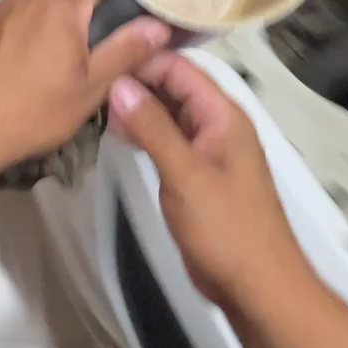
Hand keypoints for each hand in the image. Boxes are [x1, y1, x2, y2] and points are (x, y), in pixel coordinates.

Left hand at [0, 0, 169, 176]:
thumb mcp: (90, 88)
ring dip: (37, 37)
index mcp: (60, 4)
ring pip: (29, 16)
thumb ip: (126, 51)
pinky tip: (5, 77)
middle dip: (69, 33)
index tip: (98, 60)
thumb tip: (157, 24)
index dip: (103, 29)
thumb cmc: (32, 111)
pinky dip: (8, 45)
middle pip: (61, 6)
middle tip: (68, 76)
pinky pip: (2, 28)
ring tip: (33, 80)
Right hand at [107, 52, 313, 307]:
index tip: (100, 61)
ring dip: (136, 105)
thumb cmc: (226, 228)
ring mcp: (206, 148)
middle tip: (90, 83)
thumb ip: (152, 127)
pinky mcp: (195, 171)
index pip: (179, 68)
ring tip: (94, 104)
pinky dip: (143, 130)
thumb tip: (119, 84)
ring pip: (167, 111)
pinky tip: (115, 132)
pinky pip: (167, 137)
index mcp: (222, 114)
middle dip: (135, 80)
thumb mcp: (184, 174)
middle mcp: (215, 124)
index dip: (142, 60)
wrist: (257, 287)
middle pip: (173, 86)